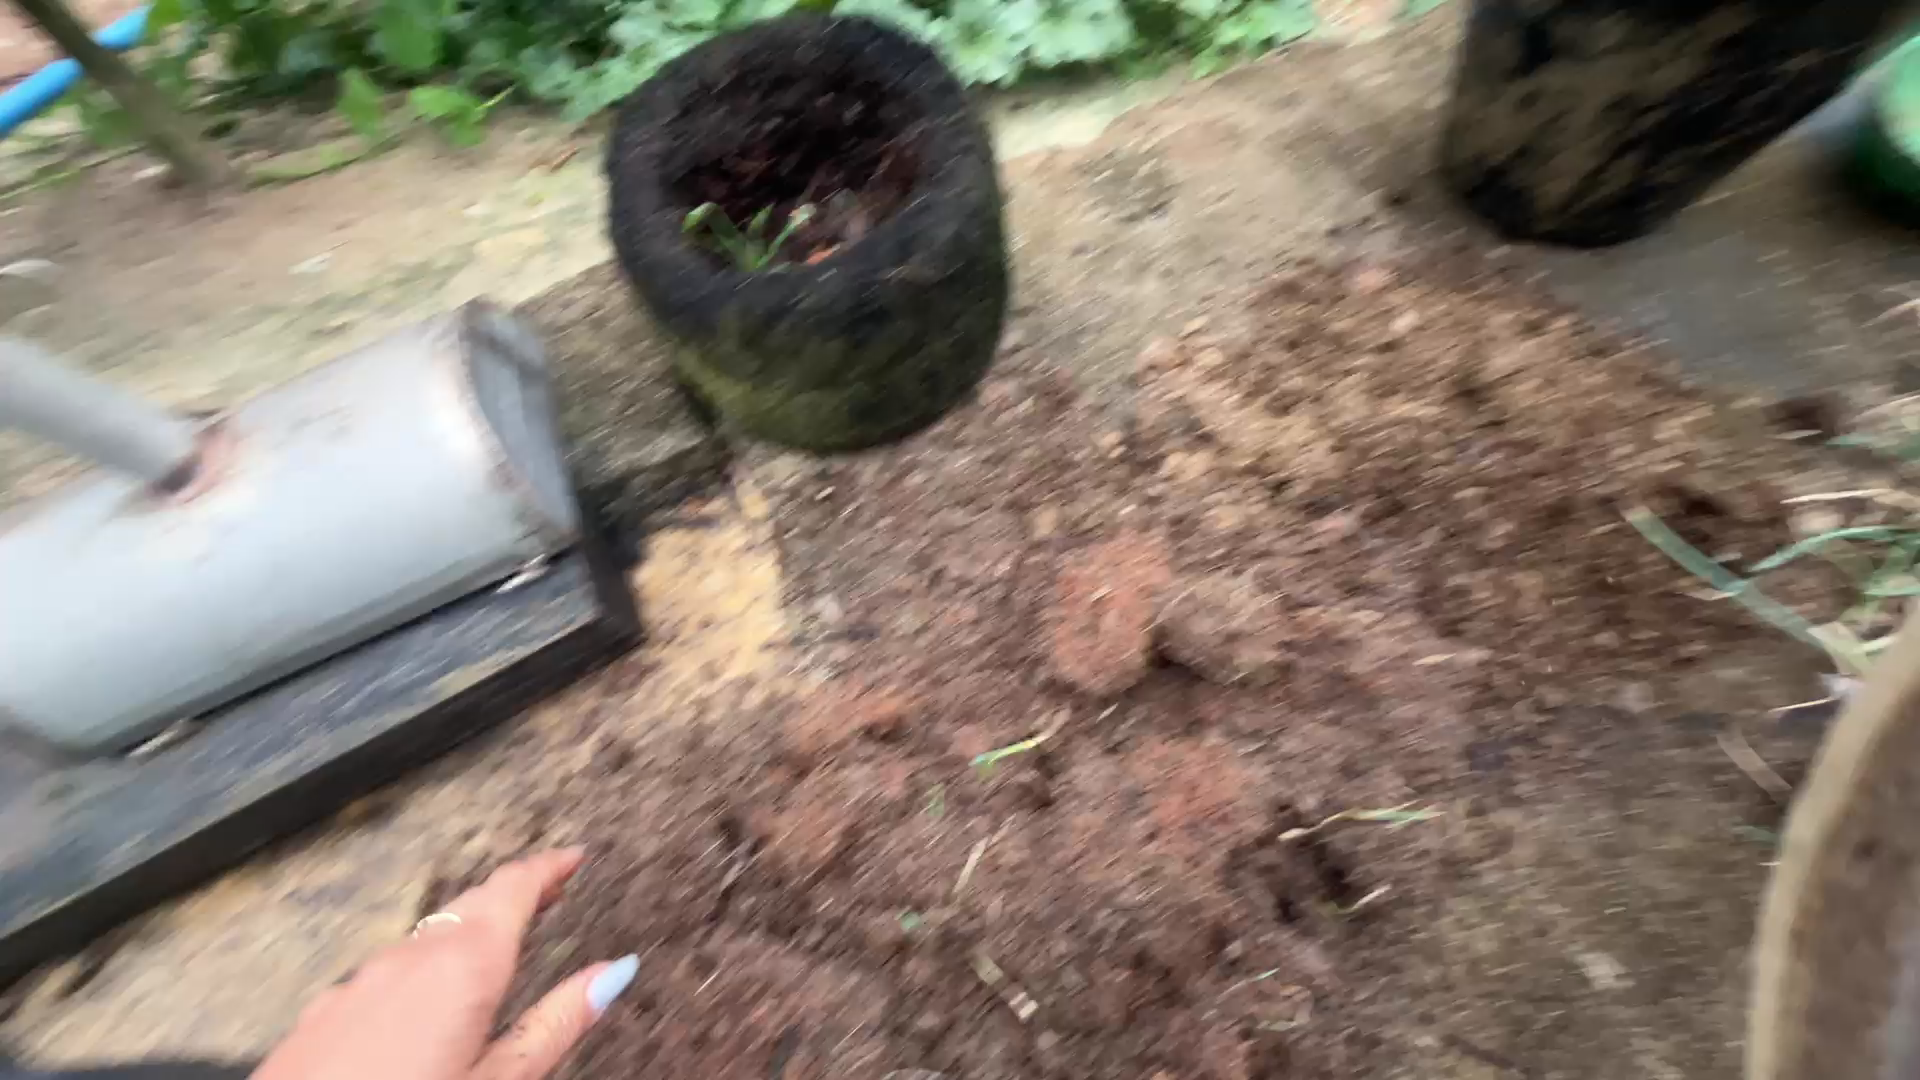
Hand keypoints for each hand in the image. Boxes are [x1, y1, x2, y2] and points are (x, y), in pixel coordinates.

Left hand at [251, 849, 634, 1079]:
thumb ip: (559, 1021)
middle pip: (474, 901)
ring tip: (498, 943)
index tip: (576, 855)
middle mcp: (411, 958)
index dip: (551, 865)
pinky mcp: (318, 1017)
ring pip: (428, 934)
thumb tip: (617, 969)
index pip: (516, 886)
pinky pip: (386, 970)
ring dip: (469, 927)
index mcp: (465, 964)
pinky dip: (423, 964)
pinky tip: (424, 1001)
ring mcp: (358, 984)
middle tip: (552, 893)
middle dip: (516, 892)